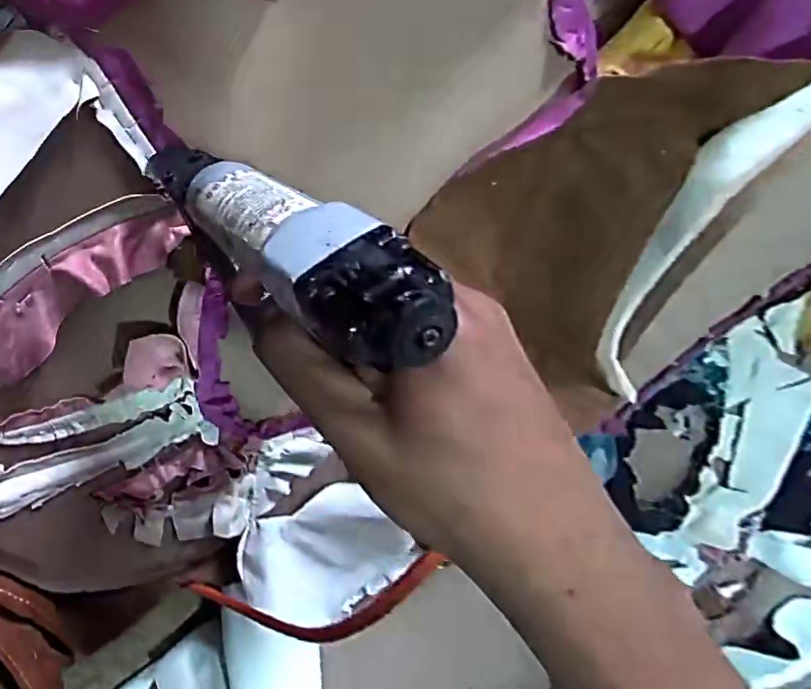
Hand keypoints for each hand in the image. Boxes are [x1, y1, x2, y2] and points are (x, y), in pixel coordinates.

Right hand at [253, 282, 608, 571]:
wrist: (564, 555)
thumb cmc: (453, 493)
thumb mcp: (353, 431)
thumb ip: (297, 362)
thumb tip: (257, 309)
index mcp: (432, 306)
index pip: (335, 255)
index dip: (281, 267)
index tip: (247, 292)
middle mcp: (462, 295)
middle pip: (360, 274)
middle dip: (314, 301)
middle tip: (291, 347)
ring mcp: (485, 318)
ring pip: (386, 296)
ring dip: (347, 323)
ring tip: (335, 376)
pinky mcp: (493, 343)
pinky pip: (416, 317)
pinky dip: (379, 336)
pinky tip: (378, 385)